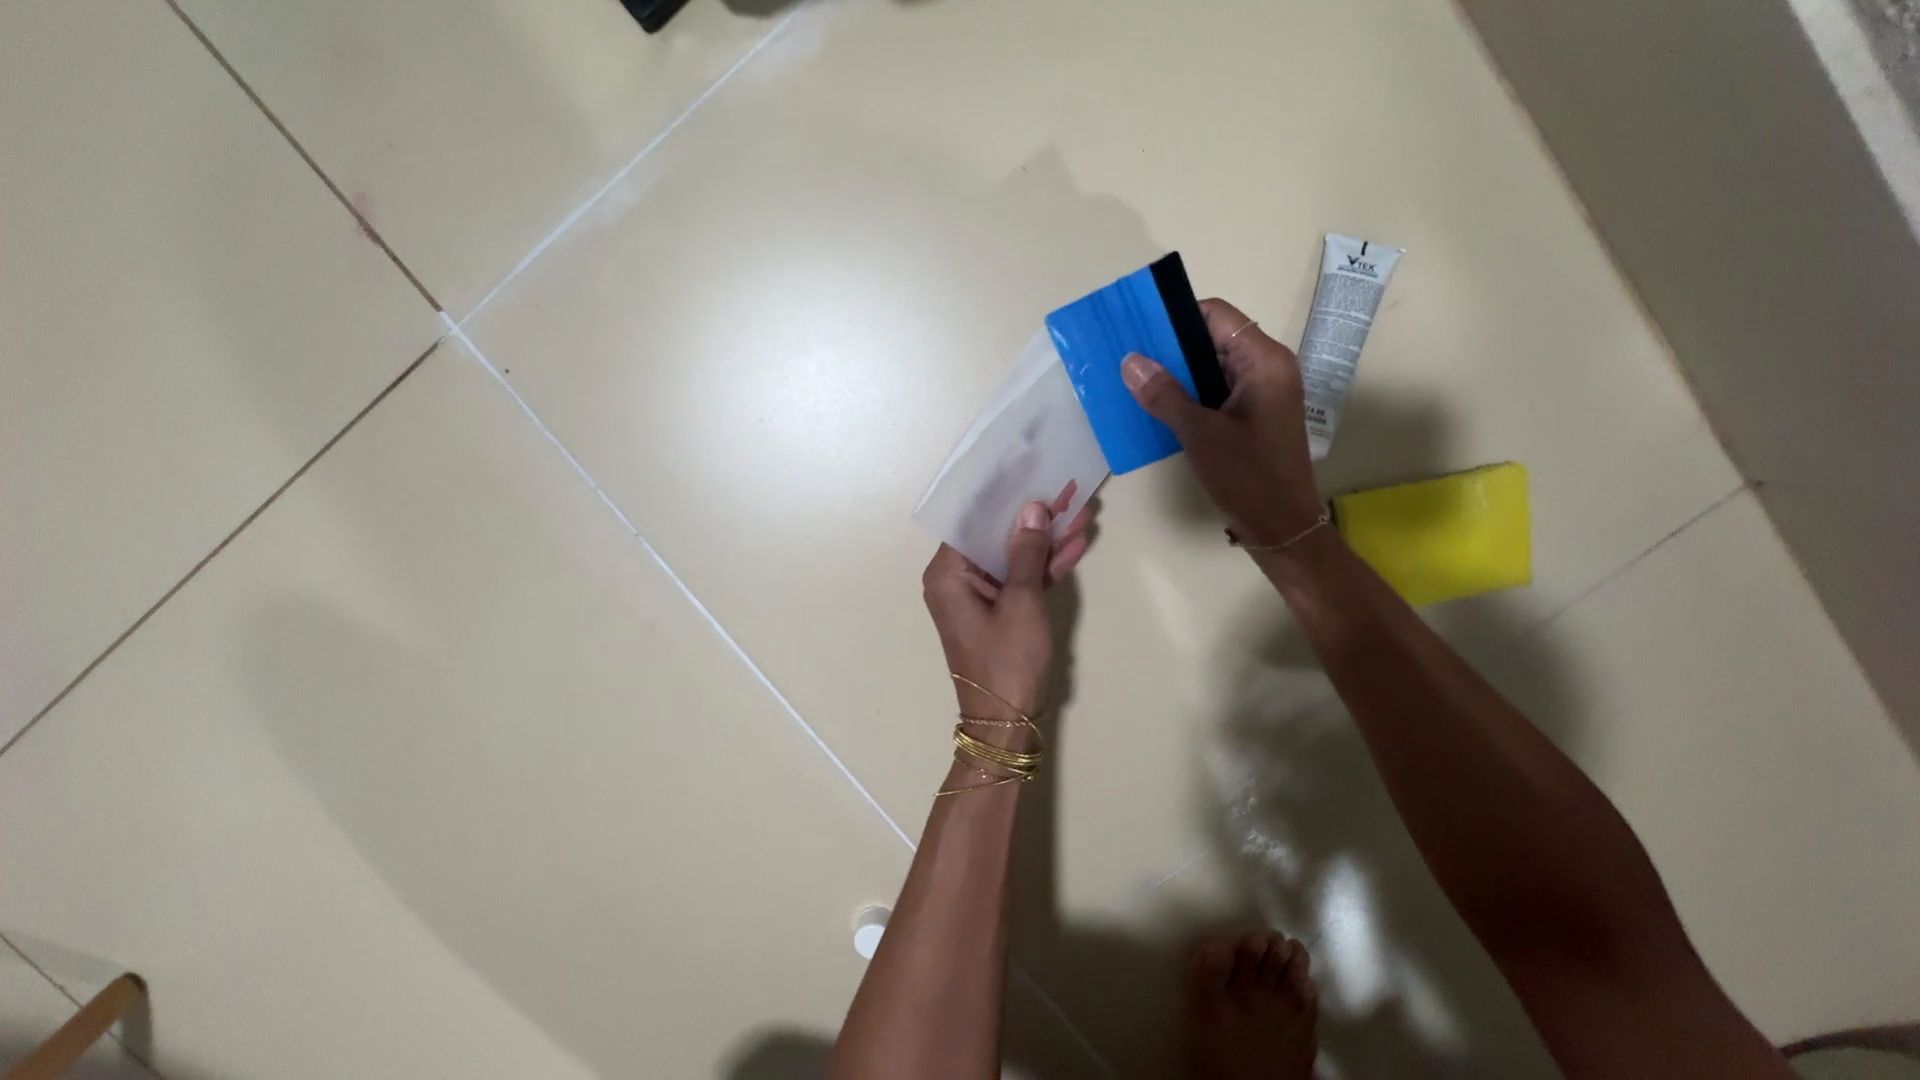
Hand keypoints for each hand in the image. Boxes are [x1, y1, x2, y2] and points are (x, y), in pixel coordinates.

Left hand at [921, 484, 1092, 730]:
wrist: (1008, 721)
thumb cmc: (1007, 660)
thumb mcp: (1021, 602)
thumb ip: (1026, 552)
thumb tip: (1032, 508)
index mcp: (948, 573)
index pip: (971, 517)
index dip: (1001, 490)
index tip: (1027, 464)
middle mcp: (958, 579)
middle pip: (996, 534)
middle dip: (1034, 513)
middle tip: (1068, 486)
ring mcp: (980, 596)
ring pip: (1014, 555)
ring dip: (1047, 538)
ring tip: (1083, 509)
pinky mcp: (1000, 611)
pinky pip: (1021, 579)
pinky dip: (1045, 565)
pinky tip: (1077, 543)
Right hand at [1121, 298, 1323, 544]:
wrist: (1282, 528)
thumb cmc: (1248, 477)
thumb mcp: (1201, 434)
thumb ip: (1164, 394)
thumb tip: (1130, 360)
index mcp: (1264, 361)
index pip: (1217, 315)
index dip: (1176, 317)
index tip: (1137, 327)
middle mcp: (1267, 369)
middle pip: (1213, 339)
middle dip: (1170, 346)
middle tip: (1127, 355)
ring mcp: (1261, 394)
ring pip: (1211, 367)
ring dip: (1176, 373)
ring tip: (1134, 379)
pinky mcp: (1253, 417)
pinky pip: (1216, 392)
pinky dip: (1188, 395)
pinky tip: (1157, 406)